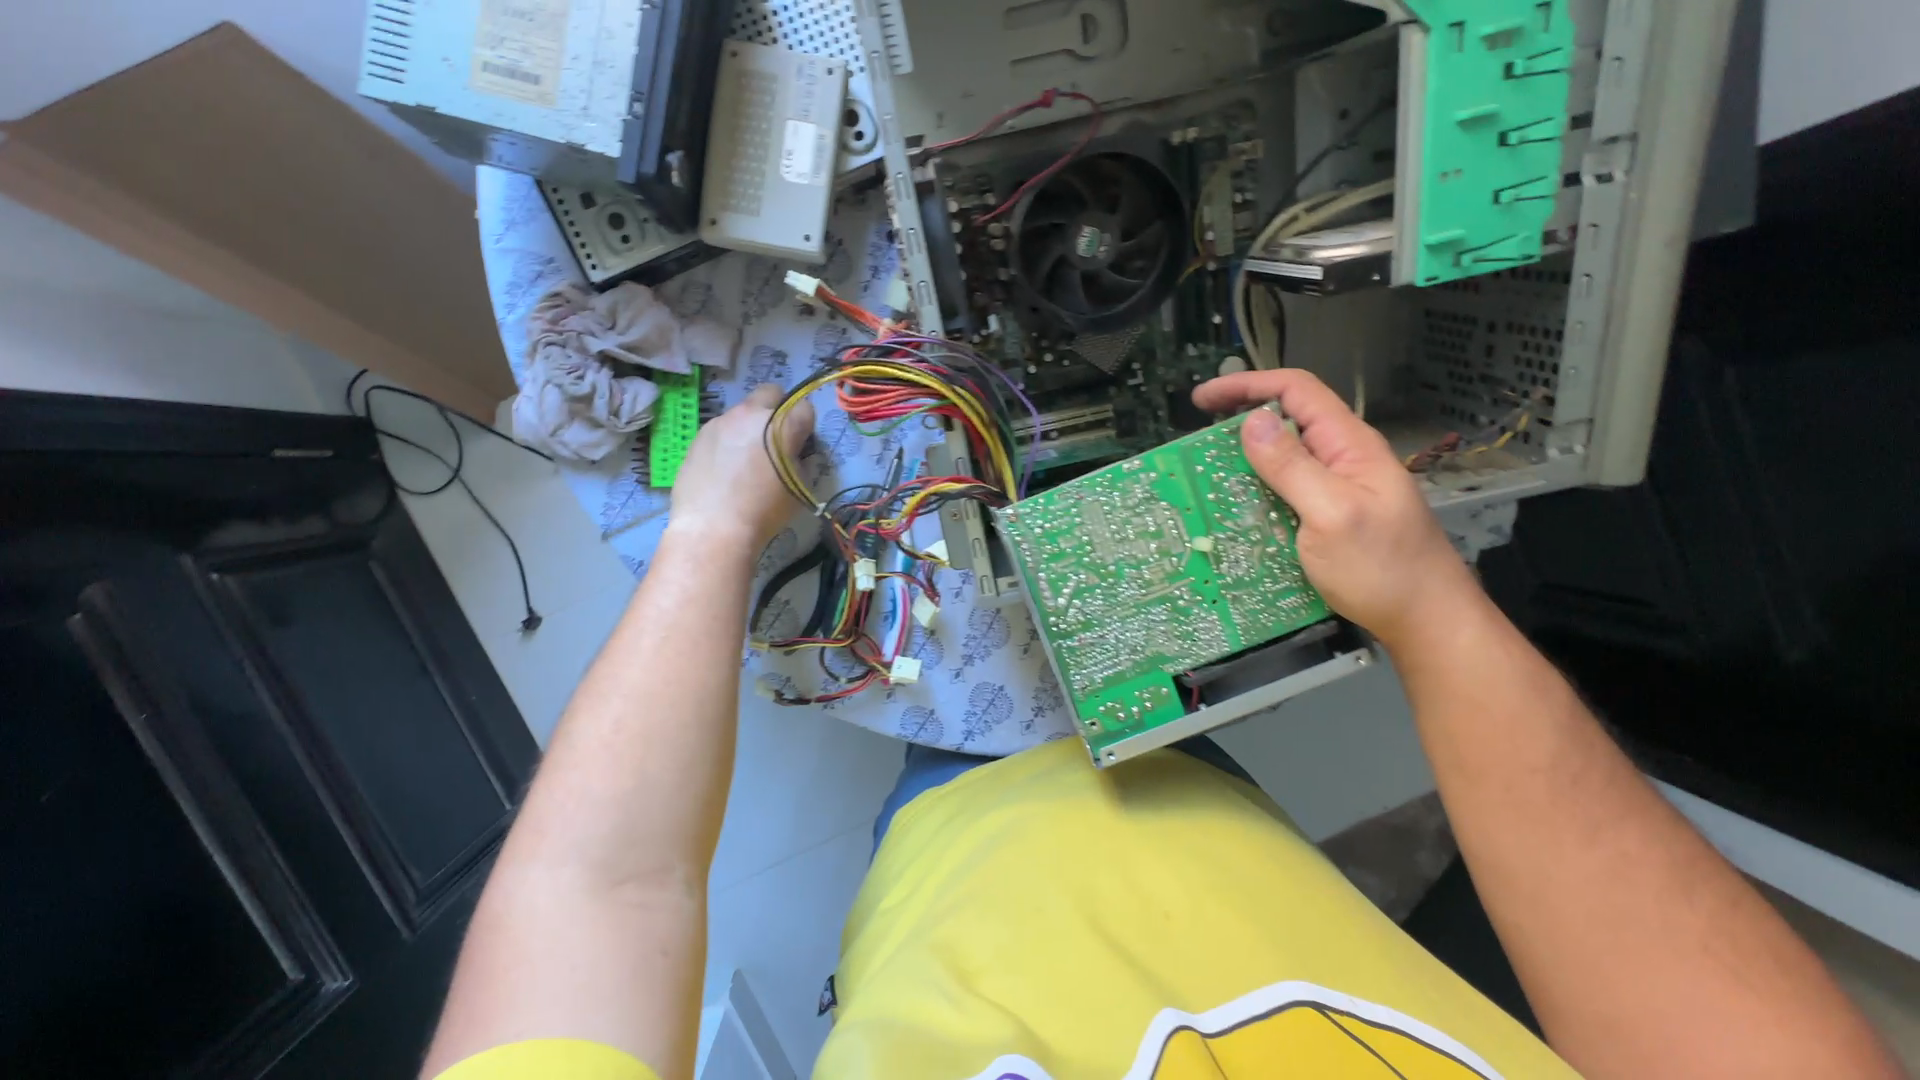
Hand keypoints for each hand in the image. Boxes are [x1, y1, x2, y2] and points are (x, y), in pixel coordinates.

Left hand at [667, 384, 814, 550]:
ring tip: (744, 461)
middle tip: (774, 440)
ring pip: (742, 412)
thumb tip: (792, 454)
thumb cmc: (764, 511)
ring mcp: (721, 422)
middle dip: (777, 409)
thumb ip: (799, 461)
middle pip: (770, 393)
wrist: (714, 528)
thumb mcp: (798, 488)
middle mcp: (750, 414)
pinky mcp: (699, 435)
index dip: (805, 426)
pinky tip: (723, 470)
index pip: (804, 408)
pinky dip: (727, 442)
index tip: (801, 445)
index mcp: (781, 425)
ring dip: (749, 427)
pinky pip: (721, 430)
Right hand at [1192, 369, 1479, 648]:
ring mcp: (1340, 489)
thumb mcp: (1331, 514)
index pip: (1297, 391)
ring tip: (1209, 477)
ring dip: (1246, 461)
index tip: (1202, 400)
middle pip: (1289, 420)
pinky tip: (1238, 511)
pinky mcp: (1332, 518)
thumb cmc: (1382, 568)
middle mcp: (1344, 459)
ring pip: (1286, 458)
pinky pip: (1289, 491)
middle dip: (1241, 420)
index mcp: (1349, 445)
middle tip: (1198, 443)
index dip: (1247, 385)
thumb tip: (1251, 420)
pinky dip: (1258, 492)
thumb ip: (1292, 466)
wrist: (1426, 621)